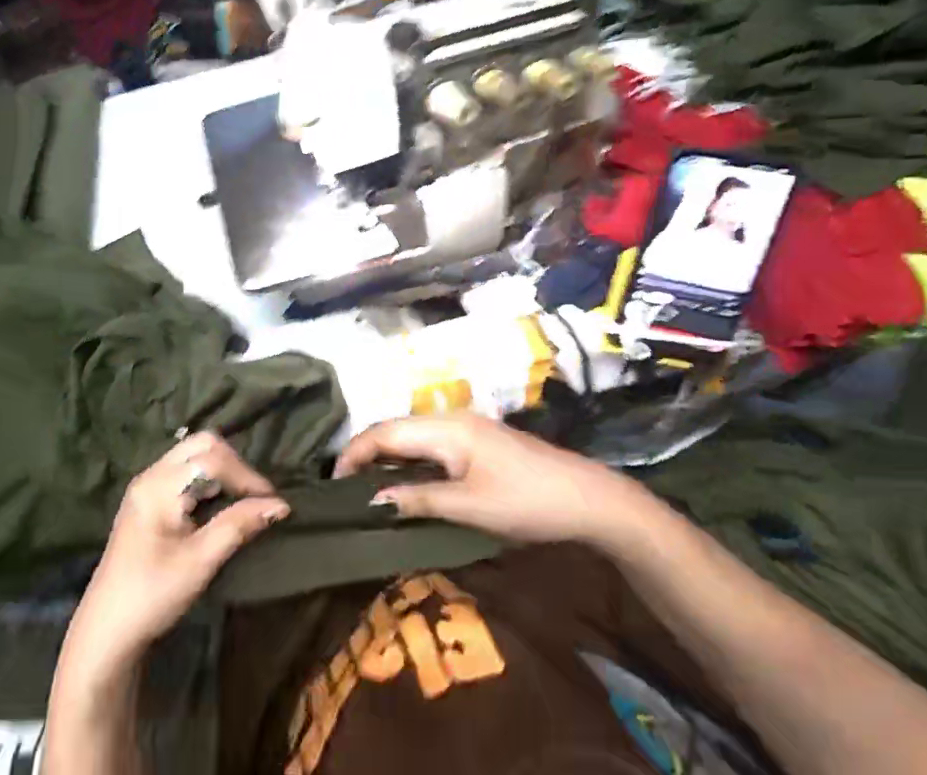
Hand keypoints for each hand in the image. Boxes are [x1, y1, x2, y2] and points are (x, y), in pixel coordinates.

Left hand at [66, 432, 287, 669]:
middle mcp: (150, 475)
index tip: (271, 503)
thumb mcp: (201, 561)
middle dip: (234, 464)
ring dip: (222, 470)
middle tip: (256, 497)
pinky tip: (219, 503)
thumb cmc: (154, 594)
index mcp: (159, 486)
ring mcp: (146, 484)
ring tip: (243, 500)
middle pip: (201, 445)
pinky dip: (208, 478)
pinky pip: (183, 470)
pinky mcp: (147, 497)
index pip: (211, 459)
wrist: (109, 626)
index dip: (246, 476)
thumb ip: (238, 526)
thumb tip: (279, 505)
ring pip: (192, 454)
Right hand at [334, 413, 655, 546]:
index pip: (384, 432)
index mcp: (446, 428)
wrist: (592, 501)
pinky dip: (407, 461)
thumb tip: (371, 499)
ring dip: (385, 458)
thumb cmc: (528, 502)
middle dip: (364, 453)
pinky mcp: (477, 443)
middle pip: (394, 430)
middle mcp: (451, 420)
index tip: (333, 482)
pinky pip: (428, 445)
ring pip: (411, 436)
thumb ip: (418, 499)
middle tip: (344, 486)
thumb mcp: (469, 507)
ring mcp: (466, 429)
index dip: (354, 453)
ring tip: (365, 486)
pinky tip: (403, 482)